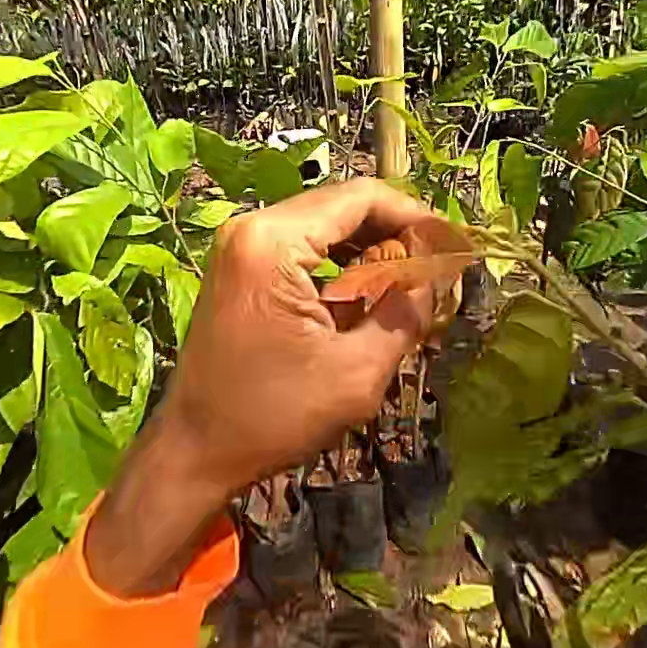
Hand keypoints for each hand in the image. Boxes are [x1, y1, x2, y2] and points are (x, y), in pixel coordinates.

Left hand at [85, 179, 439, 594]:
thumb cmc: (272, 416)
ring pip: (325, 226)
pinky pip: (303, 247)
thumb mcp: (356, 373)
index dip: (415, 215)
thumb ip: (406, 313)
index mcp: (272, 242)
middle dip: (395, 234)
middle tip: (436, 269)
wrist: (194, 450)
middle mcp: (251, 228)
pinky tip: (366, 295)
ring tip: (409, 285)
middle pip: (343, 206)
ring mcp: (240, 244)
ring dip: (370, 249)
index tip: (451, 246)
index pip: (361, 197)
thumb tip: (439, 276)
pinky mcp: (240, 265)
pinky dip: (340, 265)